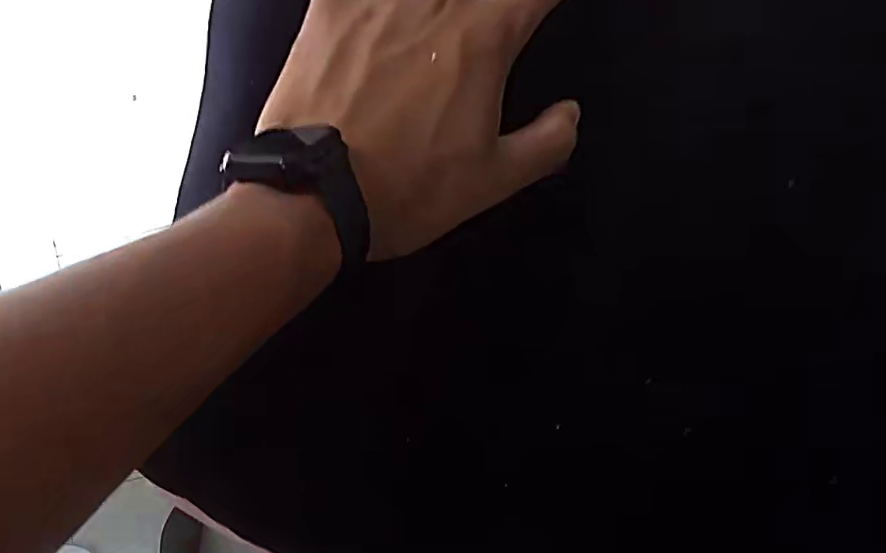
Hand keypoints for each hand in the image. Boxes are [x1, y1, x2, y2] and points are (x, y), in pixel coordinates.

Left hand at [257, 0, 579, 260]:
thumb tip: (571, 115)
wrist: (315, 198)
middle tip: (480, 27)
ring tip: (436, 18)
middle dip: (490, 7)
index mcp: (486, 33)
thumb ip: (543, 146)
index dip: (544, 4)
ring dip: (435, 3)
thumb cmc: (405, 194)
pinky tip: (374, 10)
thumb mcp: (487, 185)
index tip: (536, 18)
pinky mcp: (330, 4)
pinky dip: (368, 0)